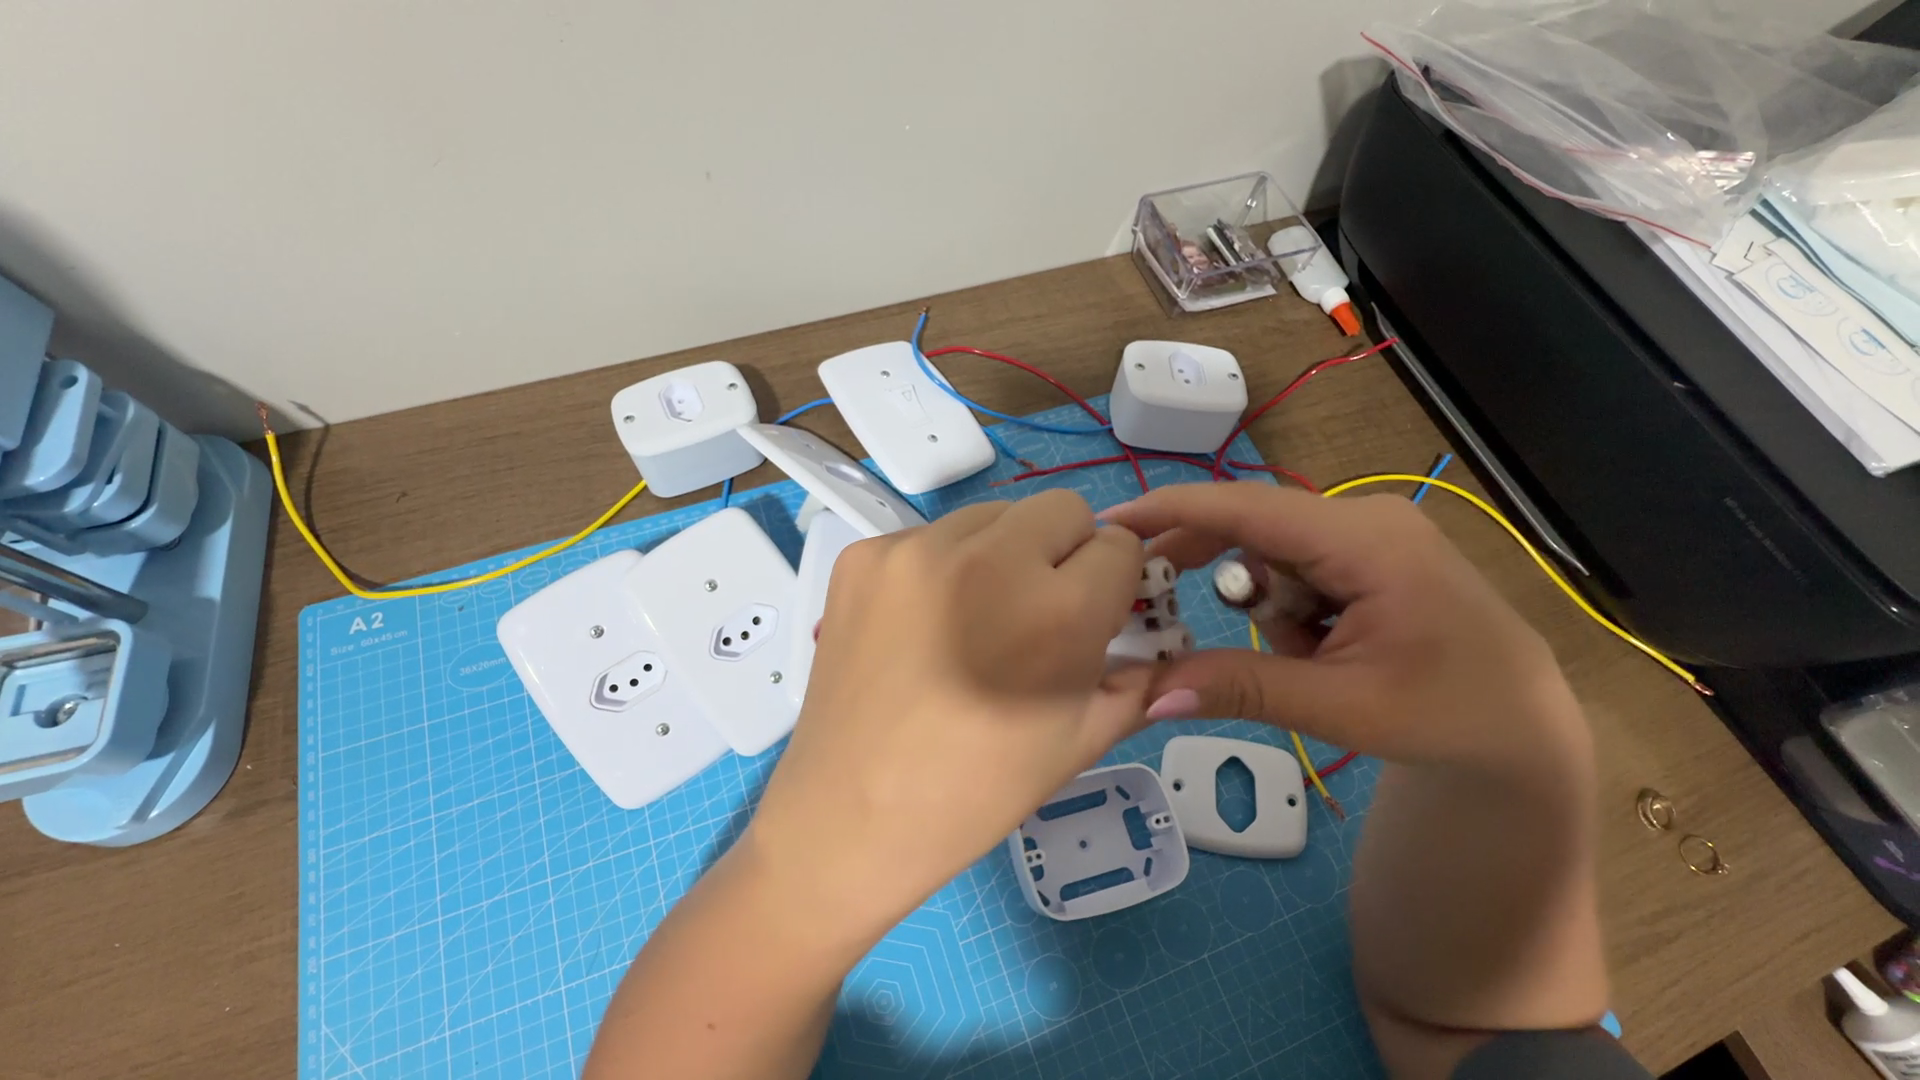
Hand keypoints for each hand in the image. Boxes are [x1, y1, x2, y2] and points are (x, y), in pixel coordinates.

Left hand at [744, 490, 1152, 947]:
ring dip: (1002, 555)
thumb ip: (1141, 676)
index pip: (1119, 547)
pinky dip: (942, 567)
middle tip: (1036, 616)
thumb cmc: (976, 792)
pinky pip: (929, 536)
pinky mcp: (862, 555)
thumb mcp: (1083, 741)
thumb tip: (1164, 638)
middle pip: (1060, 510)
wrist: (850, 815)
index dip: (1114, 586)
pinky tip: (923, 626)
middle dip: (1065, 555)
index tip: (1093, 620)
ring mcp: (913, 548)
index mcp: (1056, 607)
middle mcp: (986, 556)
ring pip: (992, 516)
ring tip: (974, 622)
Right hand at [1103, 483, 1585, 773]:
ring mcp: (1366, 533)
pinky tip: (1322, 645)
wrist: (1519, 724)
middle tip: (1158, 604)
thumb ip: (1242, 689)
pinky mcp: (1365, 553)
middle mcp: (1363, 520)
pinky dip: (1286, 608)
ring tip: (1307, 657)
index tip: (1111, 523)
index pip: (1249, 509)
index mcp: (1368, 542)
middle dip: (1211, 567)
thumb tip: (1150, 696)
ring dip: (1266, 606)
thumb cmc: (1447, 716)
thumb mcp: (1341, 707)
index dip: (1174, 511)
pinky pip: (1293, 567)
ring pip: (1268, 553)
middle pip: (1251, 526)